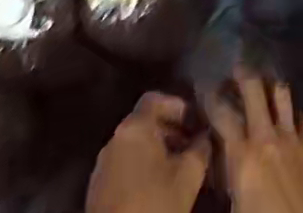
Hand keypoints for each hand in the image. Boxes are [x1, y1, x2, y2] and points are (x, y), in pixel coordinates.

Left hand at [86, 93, 212, 212]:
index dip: (177, 105)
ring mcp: (102, 167)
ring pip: (135, 145)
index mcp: (134, 128)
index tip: (195, 122)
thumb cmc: (155, 204)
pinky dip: (143, 166)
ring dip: (158, 149)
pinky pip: (124, 165)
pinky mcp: (97, 190)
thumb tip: (205, 136)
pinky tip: (159, 186)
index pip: (154, 99)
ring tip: (179, 167)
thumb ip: (201, 147)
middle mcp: (114, 141)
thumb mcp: (190, 174)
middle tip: (193, 145)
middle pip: (145, 122)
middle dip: (171, 129)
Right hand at [201, 67, 302, 212]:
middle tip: (236, 67)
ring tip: (265, 82)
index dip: (211, 98)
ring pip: (283, 97)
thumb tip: (220, 168)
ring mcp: (295, 140)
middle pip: (256, 92)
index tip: (204, 84)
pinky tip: (290, 118)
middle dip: (244, 76)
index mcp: (244, 156)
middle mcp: (269, 138)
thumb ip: (225, 184)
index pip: (223, 116)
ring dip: (271, 87)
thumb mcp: (234, 208)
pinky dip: (294, 115)